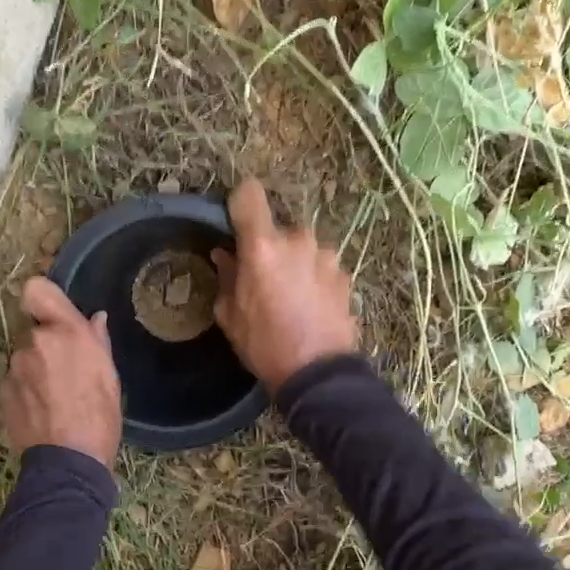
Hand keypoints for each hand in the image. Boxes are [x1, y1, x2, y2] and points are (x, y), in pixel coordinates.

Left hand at [0, 277, 122, 466]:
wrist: (68, 462)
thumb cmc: (99, 418)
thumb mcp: (109, 377)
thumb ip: (97, 342)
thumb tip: (95, 319)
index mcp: (66, 332)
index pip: (37, 289)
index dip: (43, 299)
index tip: (52, 315)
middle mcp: (35, 342)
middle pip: (34, 330)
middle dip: (46, 345)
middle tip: (65, 372)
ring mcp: (15, 367)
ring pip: (24, 357)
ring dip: (35, 370)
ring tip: (54, 398)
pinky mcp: (2, 391)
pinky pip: (15, 381)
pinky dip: (25, 391)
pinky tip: (42, 412)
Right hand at [210, 178, 357, 392]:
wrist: (318, 374)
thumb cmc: (264, 345)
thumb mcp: (231, 316)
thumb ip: (227, 277)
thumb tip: (225, 255)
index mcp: (262, 246)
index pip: (249, 195)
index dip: (240, 202)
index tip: (236, 220)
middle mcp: (297, 240)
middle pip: (278, 228)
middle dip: (270, 246)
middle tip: (263, 278)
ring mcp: (326, 256)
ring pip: (302, 248)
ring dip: (295, 263)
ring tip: (290, 297)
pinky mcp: (344, 274)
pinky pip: (321, 266)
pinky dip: (313, 278)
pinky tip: (310, 306)